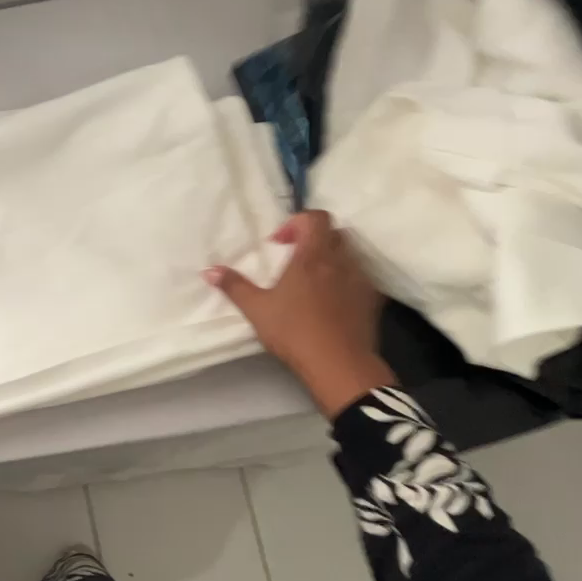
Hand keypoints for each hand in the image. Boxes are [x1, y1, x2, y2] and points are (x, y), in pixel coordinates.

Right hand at [205, 210, 397, 417]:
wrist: (338, 363)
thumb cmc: (294, 331)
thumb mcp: (256, 309)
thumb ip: (234, 286)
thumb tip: (209, 270)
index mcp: (312, 256)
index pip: (316, 217)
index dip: (297, 223)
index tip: (279, 244)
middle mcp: (341, 260)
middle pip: (334, 232)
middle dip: (314, 239)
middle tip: (294, 260)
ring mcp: (361, 278)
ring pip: (349, 253)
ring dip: (331, 258)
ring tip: (312, 282)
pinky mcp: (372, 298)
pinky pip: (360, 276)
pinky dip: (345, 279)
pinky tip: (330, 301)